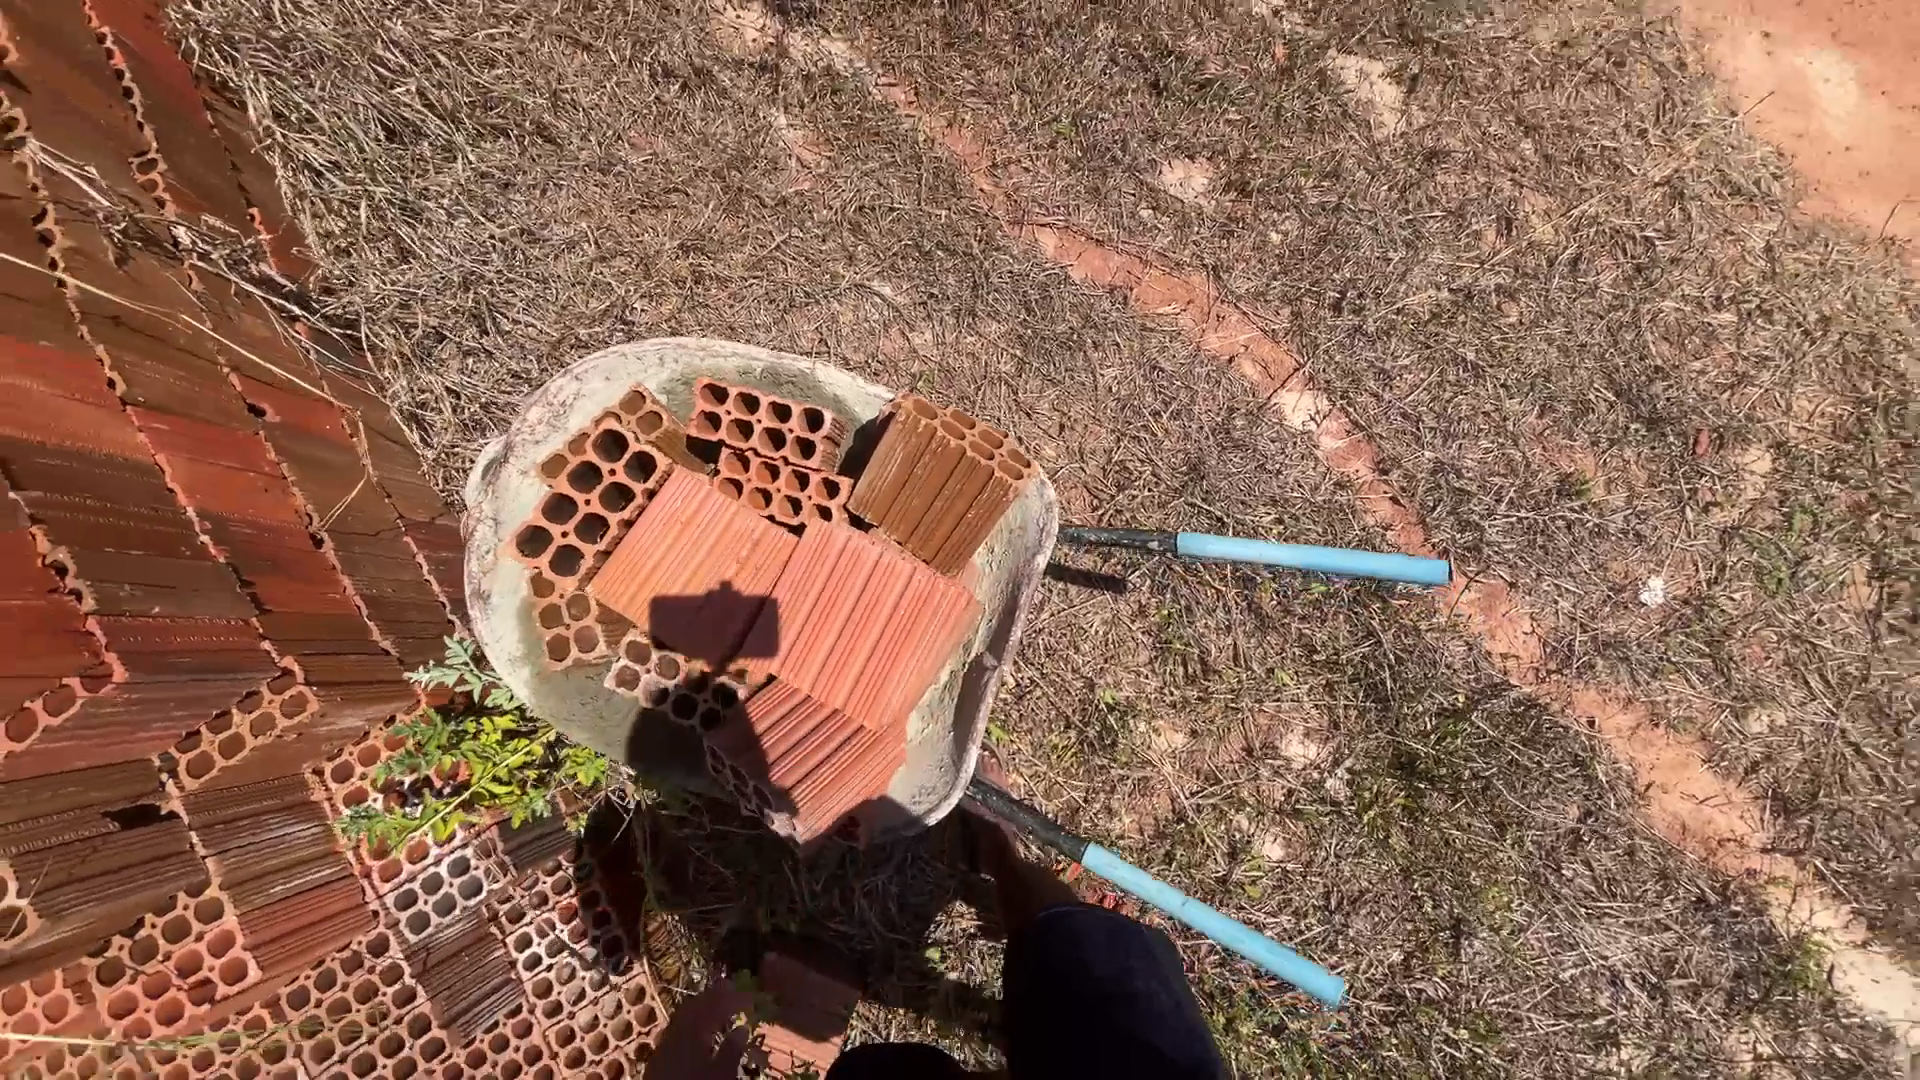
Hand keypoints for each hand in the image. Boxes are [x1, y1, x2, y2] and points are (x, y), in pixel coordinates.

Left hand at [647, 979, 756, 1079]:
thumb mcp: (722, 1076)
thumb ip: (732, 1050)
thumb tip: (742, 1028)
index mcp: (691, 1033)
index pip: (714, 1004)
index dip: (733, 999)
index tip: (751, 997)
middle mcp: (674, 1035)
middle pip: (694, 1007)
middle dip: (714, 998)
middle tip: (732, 991)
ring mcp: (662, 1050)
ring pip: (683, 1020)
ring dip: (701, 1012)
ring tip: (719, 1012)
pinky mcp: (657, 1066)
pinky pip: (676, 1035)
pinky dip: (691, 1029)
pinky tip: (700, 1038)